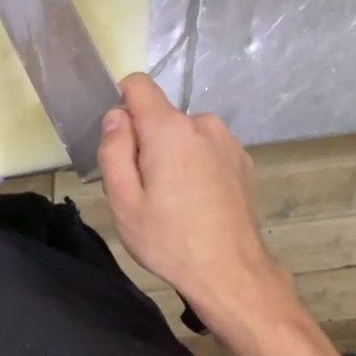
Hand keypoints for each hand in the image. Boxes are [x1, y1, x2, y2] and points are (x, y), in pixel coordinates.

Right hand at [96, 74, 288, 324]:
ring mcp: (227, 141)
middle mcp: (204, 124)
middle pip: (160, 119)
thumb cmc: (168, 239)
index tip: (114, 141)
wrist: (228, 269)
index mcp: (170, 130)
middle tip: (140, 192)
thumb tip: (115, 117)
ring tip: (168, 201)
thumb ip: (114, 151)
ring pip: (183, 137)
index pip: (139, 87)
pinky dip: (192, 168)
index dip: (119, 105)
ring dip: (170, 158)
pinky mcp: (241, 160)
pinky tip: (193, 203)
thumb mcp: (123, 201)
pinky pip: (204, 151)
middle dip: (144, 144)